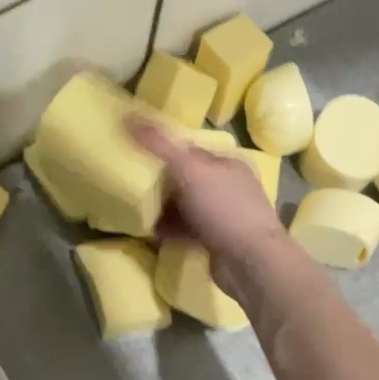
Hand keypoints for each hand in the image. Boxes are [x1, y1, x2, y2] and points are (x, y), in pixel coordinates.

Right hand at [128, 117, 289, 266]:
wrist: (249, 262)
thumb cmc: (223, 209)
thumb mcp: (189, 170)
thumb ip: (160, 145)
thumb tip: (129, 117)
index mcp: (228, 162)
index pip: (190, 150)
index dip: (163, 150)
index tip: (135, 155)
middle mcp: (228, 186)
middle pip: (186, 178)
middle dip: (161, 182)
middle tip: (130, 183)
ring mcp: (223, 215)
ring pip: (185, 206)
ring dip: (163, 208)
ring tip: (135, 208)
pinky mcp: (215, 240)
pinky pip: (186, 229)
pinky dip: (169, 229)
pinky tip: (149, 232)